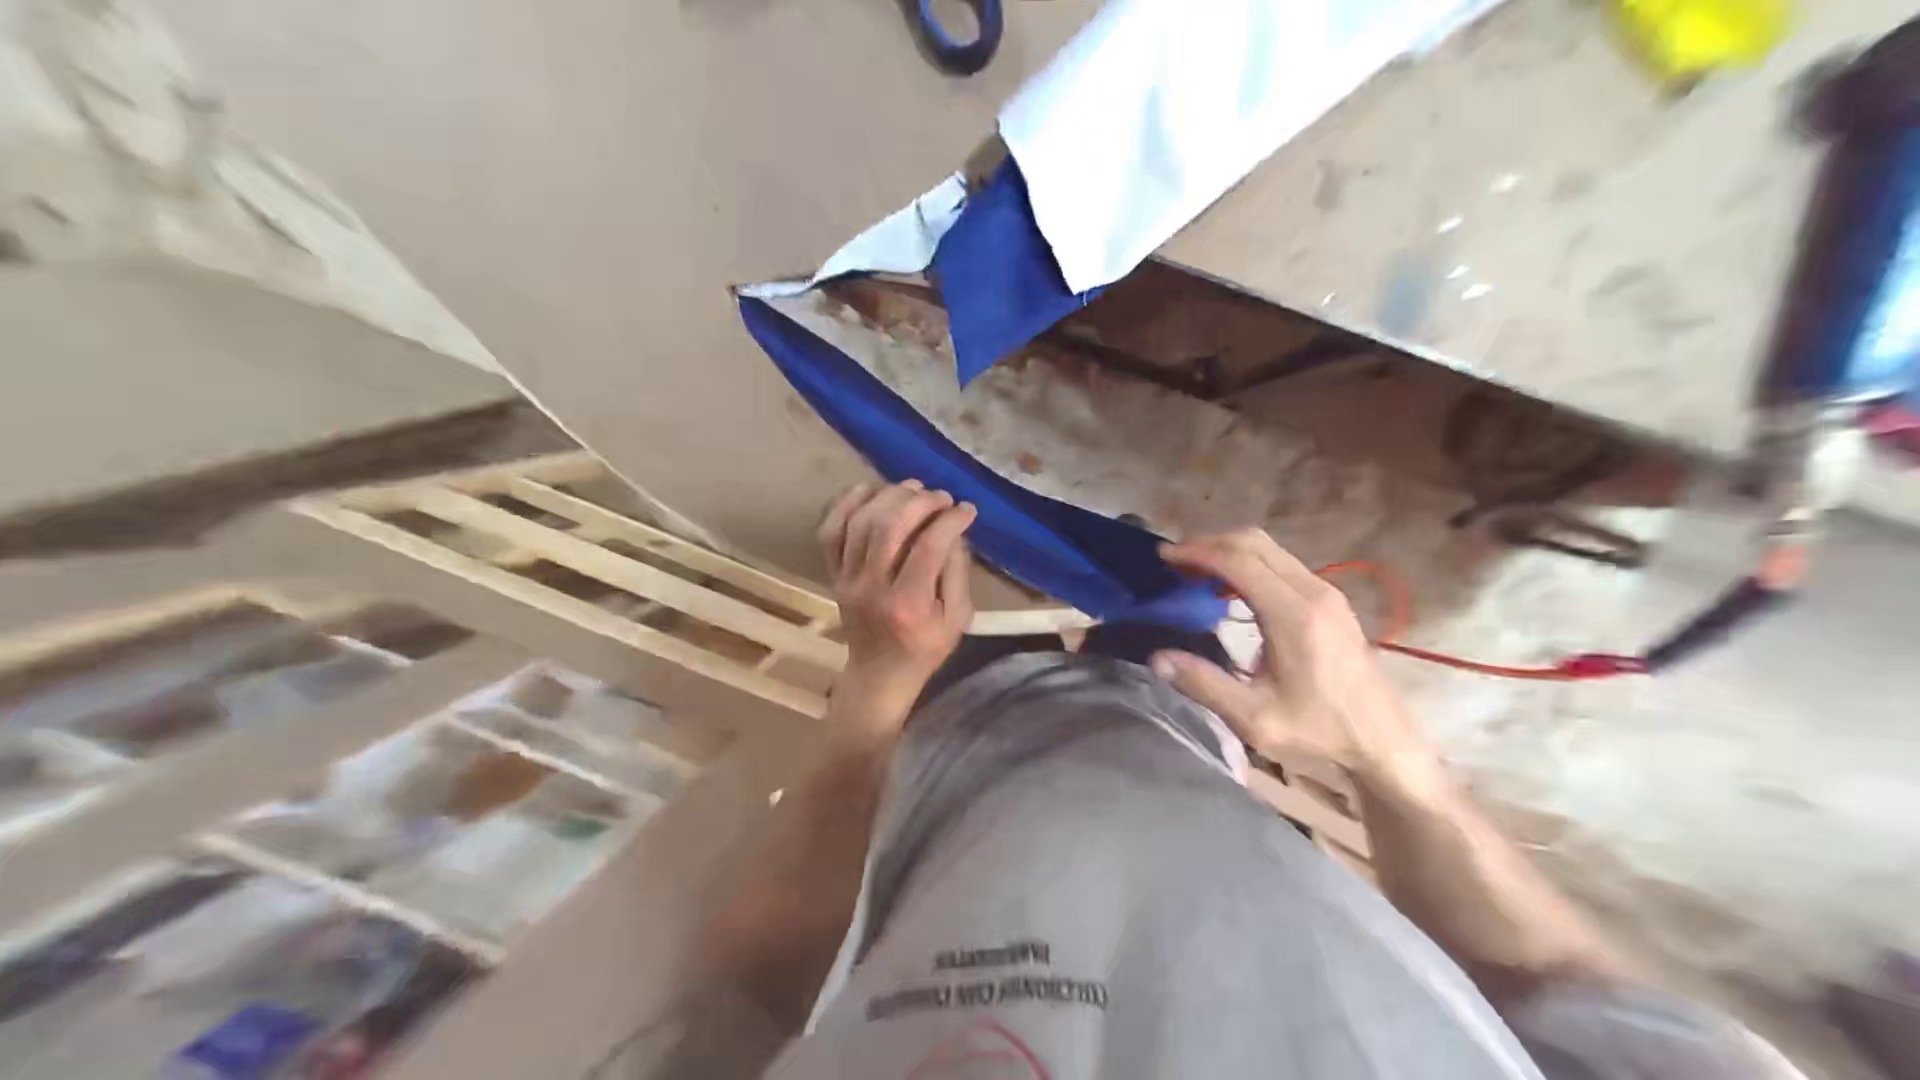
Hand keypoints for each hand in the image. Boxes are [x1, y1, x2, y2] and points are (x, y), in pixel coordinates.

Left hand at [818, 480, 976, 725]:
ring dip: (888, 496)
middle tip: (941, 497)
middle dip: (920, 502)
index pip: (929, 547)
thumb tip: (954, 529)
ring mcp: (847, 580)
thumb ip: (957, 573)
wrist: (878, 674)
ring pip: (861, 522)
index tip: (966, 509)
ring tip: (913, 489)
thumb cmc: (924, 648)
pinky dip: (847, 505)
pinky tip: (869, 490)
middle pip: (890, 527)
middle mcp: (872, 588)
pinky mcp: (833, 575)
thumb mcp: (957, 619)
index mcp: (908, 604)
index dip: (950, 520)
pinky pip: (831, 532)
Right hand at [1150, 529, 1426, 778]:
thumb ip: (1204, 685)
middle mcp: (1313, 593)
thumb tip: (1157, 659)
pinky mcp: (1330, 600)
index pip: (1239, 561)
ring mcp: (1326, 593)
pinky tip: (1228, 586)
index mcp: (1293, 616)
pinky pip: (1281, 563)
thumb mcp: (1254, 718)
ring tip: (1194, 571)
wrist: (1383, 739)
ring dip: (1228, 550)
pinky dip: (1248, 562)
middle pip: (1254, 543)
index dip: (1197, 552)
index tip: (1164, 556)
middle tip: (1175, 561)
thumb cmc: (1318, 730)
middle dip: (1209, 543)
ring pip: (1269, 548)